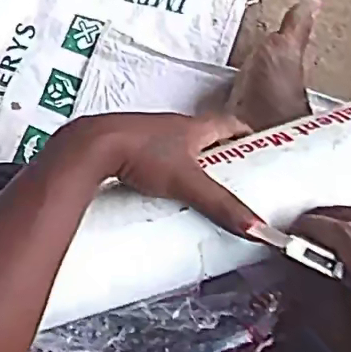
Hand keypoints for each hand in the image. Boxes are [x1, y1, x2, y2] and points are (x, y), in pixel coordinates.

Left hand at [55, 112, 261, 238]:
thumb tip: (255, 228)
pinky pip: (149, 156)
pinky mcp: (124, 145)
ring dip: (187, 162)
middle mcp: (169, 125)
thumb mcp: (188, 182)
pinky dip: (159, 170)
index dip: (245, 135)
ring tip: (194, 189)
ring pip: (174, 145)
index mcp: (192, 126)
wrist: (92, 146)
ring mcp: (145, 133)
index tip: (258, 149)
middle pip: (202, 135)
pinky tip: (156, 190)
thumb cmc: (138, 153)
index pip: (229, 123)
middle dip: (218, 154)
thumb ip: (221, 205)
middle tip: (229, 178)